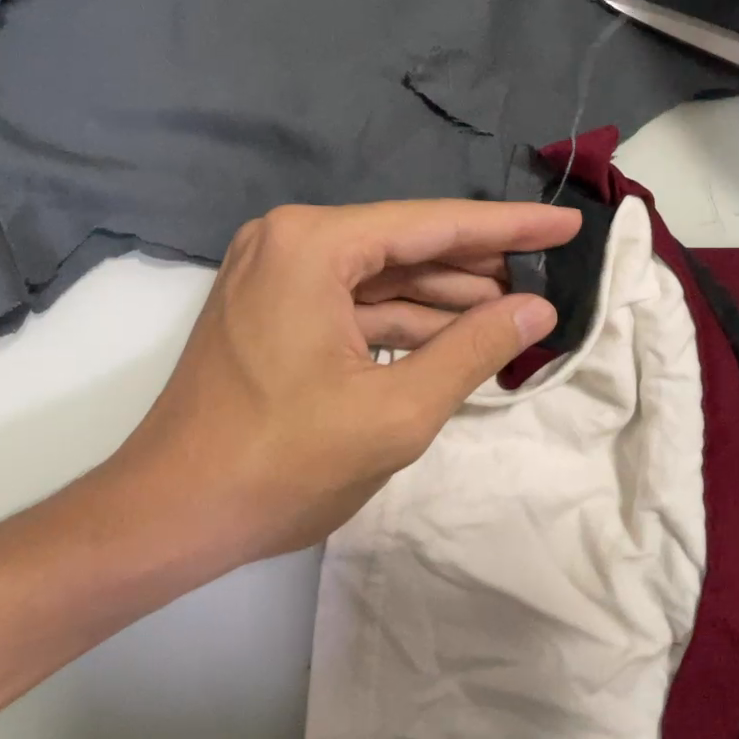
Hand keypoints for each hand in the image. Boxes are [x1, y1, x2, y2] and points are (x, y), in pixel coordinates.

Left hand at [104, 200, 577, 565]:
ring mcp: (271, 272)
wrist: (171, 513)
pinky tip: (452, 336)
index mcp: (311, 243)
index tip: (567, 225)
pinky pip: (348, 302)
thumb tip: (537, 309)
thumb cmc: (282, 463)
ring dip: (439, 298)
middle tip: (546, 275)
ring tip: (512, 311)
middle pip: (402, 244)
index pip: (430, 225)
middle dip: (474, 266)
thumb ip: (473, 350)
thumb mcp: (395, 411)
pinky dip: (398, 321)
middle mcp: (287, 239)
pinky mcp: (267, 307)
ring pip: (377, 276)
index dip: (507, 228)